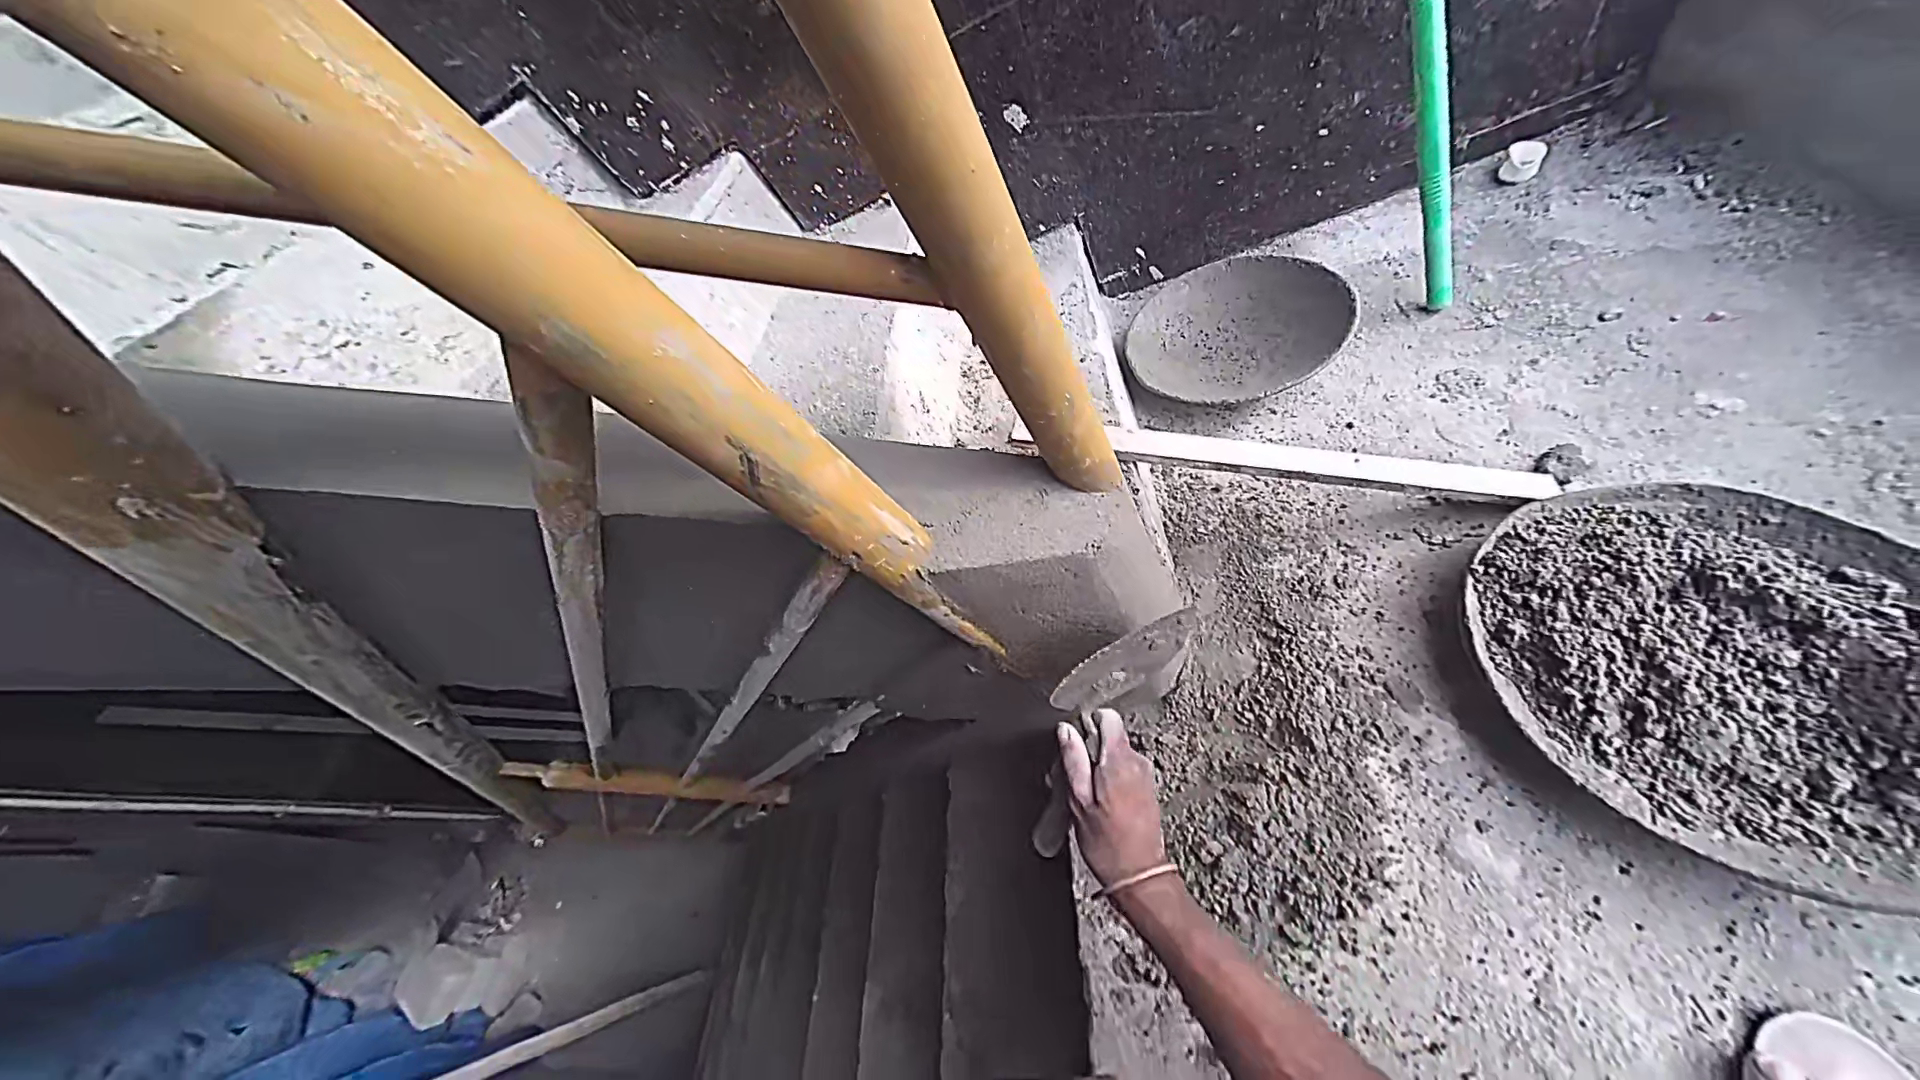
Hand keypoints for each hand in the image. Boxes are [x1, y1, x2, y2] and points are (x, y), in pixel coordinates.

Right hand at [1057, 708, 1169, 888]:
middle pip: (1109, 736)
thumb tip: (1066, 731)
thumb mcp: (1078, 801)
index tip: (1076, 745)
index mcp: (1119, 760)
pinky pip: (1124, 770)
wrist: (1140, 876)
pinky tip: (1102, 805)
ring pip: (1115, 754)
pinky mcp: (1148, 788)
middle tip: (1076, 781)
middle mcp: (1138, 762)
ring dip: (1098, 768)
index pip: (1108, 717)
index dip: (1087, 725)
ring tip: (1087, 798)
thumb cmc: (1108, 844)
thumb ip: (1073, 760)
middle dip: (1089, 751)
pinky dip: (1110, 780)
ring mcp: (1145, 775)